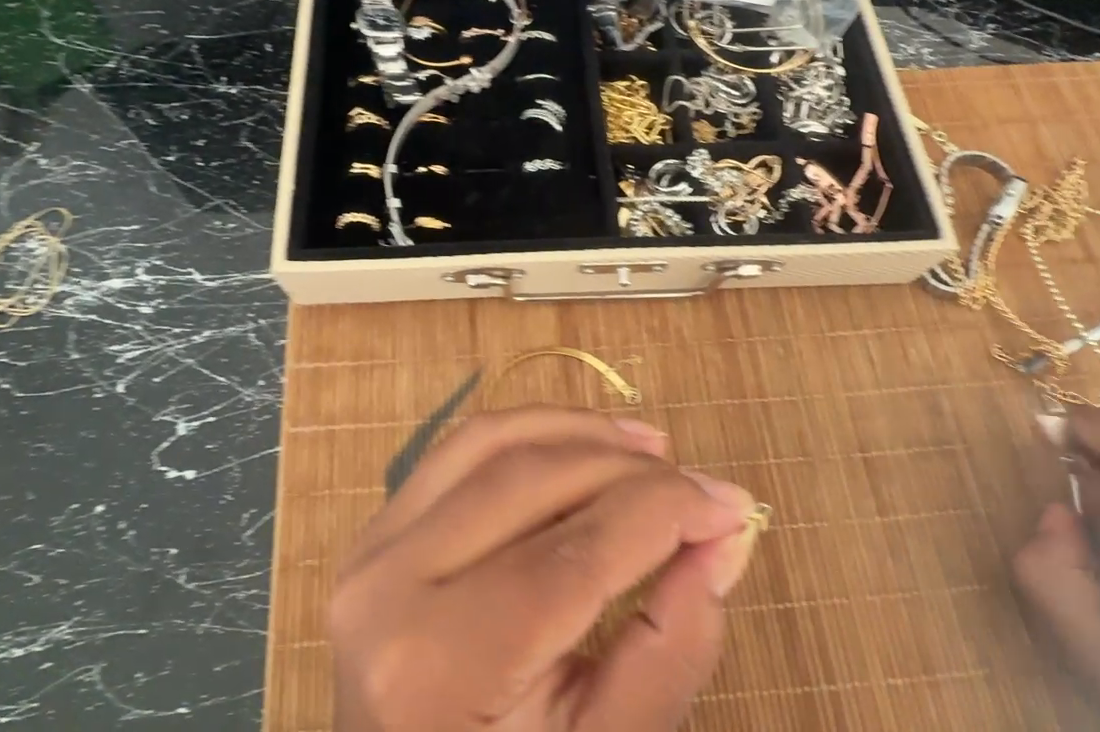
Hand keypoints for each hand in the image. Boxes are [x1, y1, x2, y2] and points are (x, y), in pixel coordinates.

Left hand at [330, 406, 758, 730]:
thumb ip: (669, 648)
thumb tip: (726, 535)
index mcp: (436, 665)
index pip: (571, 556)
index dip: (662, 513)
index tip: (731, 503)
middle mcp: (386, 588)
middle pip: (529, 481)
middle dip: (631, 470)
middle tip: (702, 488)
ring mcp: (368, 551)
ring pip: (487, 443)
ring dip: (578, 433)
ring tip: (650, 448)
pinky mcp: (374, 532)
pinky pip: (456, 455)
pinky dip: (529, 436)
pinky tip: (583, 446)